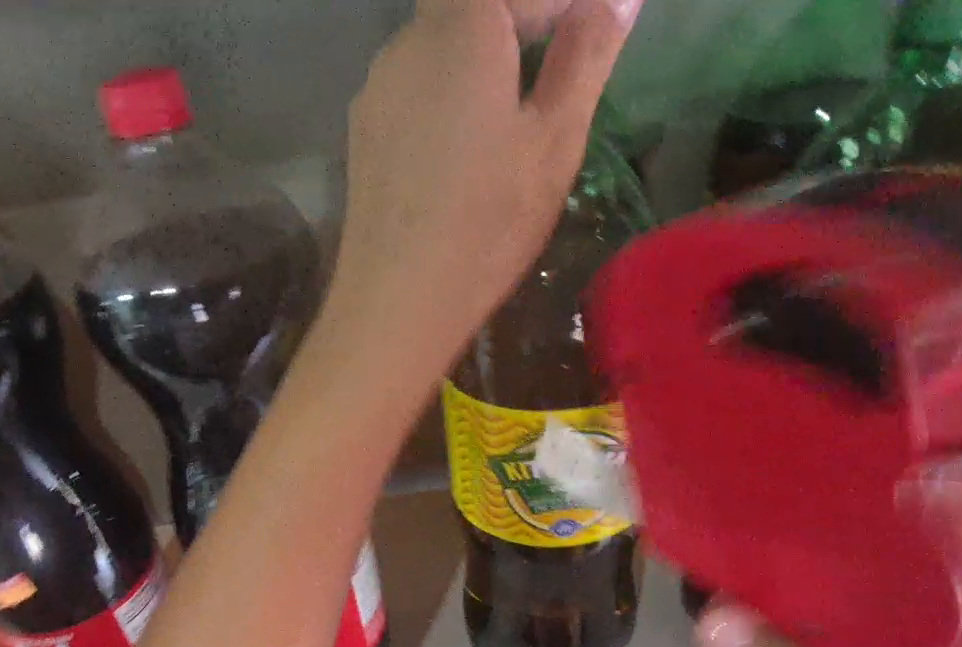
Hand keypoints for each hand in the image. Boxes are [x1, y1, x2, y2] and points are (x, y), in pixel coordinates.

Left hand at [324, 0, 640, 374]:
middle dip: (524, 23)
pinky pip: (417, 90)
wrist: (397, 302)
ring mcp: (376, 90)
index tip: (598, 29)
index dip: (565, 5)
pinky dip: (451, 96)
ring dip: (486, 60)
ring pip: (440, 47)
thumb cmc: (487, 222)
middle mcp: (407, 43)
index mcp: (460, 26)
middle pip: (472, 7)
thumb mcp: (554, 140)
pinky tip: (469, 147)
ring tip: (519, 112)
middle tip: (564, 66)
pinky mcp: (364, 135)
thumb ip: (586, 56)